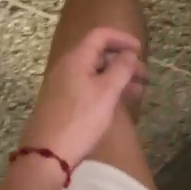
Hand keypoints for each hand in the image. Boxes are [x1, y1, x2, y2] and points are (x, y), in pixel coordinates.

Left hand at [19, 27, 146, 165]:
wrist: (46, 155)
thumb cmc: (80, 119)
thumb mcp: (107, 92)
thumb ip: (121, 68)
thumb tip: (129, 53)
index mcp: (77, 58)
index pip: (100, 35)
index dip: (122, 38)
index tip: (140, 50)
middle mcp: (67, 66)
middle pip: (98, 53)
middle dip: (123, 61)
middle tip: (144, 75)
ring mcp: (63, 85)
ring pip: (95, 72)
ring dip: (117, 77)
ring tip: (138, 91)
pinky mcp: (62, 102)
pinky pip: (88, 86)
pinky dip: (106, 89)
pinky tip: (118, 102)